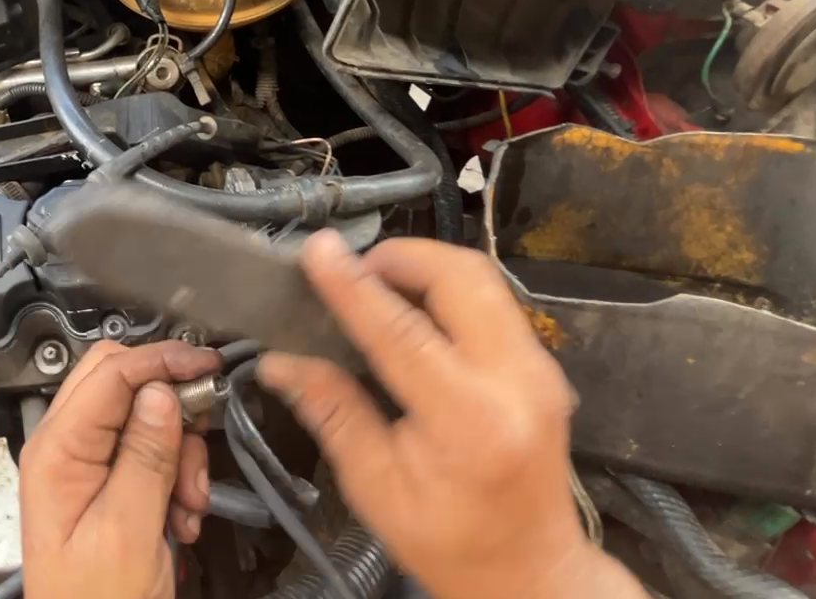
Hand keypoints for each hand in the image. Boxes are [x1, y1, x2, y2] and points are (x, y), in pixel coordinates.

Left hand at [19, 340, 220, 598]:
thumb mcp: (127, 534)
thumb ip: (145, 457)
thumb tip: (162, 390)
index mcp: (57, 447)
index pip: (109, 373)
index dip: (160, 360)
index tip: (207, 366)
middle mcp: (66, 443)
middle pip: (121, 382)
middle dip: (169, 407)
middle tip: (200, 440)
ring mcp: (86, 462)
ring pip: (142, 415)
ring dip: (178, 451)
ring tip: (191, 504)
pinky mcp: (109, 483)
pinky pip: (149, 452)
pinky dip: (176, 475)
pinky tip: (183, 517)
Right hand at [259, 233, 644, 598]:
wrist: (534, 577)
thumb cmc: (451, 544)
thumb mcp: (375, 486)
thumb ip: (331, 411)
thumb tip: (277, 361)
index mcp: (471, 423)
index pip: (403, 334)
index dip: (353, 288)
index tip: (317, 250)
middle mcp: (516, 383)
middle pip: (460, 278)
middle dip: (398, 256)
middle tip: (349, 269)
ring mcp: (537, 368)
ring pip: (479, 276)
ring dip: (420, 264)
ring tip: (373, 281)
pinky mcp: (538, 362)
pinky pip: (488, 295)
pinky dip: (440, 283)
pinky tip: (406, 304)